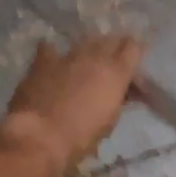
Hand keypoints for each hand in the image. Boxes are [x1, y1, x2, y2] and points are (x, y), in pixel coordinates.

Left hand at [6, 34, 144, 165]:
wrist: (39, 136)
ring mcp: (67, 55)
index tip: (134, 62)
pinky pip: (51, 48)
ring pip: (85, 41)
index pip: (134, 47)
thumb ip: (117, 100)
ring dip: (89, 49)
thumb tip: (120, 92)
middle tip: (114, 61)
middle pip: (110, 39)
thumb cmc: (80, 137)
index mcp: (115, 73)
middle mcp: (94, 57)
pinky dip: (55, 52)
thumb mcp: (109, 121)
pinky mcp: (42, 60)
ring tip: (88, 60)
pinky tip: (54, 59)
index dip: (135, 52)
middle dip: (115, 47)